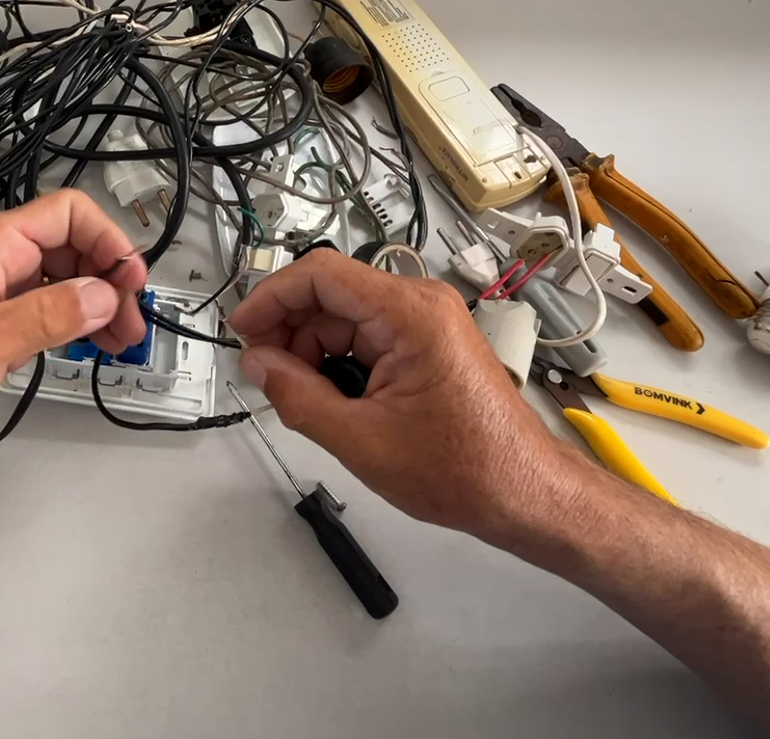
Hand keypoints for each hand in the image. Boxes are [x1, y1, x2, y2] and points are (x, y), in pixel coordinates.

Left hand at [0, 189, 148, 457]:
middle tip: (131, 321)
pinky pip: (56, 313)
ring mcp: (5, 295)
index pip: (67, 215)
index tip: (128, 279)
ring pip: (72, 282)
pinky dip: (83, 326)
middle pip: (77, 249)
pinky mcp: (4, 325)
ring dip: (102, 306)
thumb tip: (101, 295)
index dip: (105, 240)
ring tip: (122, 341)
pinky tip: (97, 346)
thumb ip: (43, 316)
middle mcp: (3, 263)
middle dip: (110, 279)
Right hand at [226, 248, 582, 541]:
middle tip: (261, 371)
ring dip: (308, 348)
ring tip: (295, 393)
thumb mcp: (361, 440)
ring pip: (341, 315)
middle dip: (287, 329)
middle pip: (328, 293)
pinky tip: (324, 393)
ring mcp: (423, 319)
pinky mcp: (424, 340)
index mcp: (409, 313)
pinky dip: (334, 358)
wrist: (529, 494)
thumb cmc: (462, 470)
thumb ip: (297, 396)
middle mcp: (418, 302)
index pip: (321, 274)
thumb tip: (255, 364)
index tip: (241, 330)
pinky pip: (362, 333)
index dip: (271, 296)